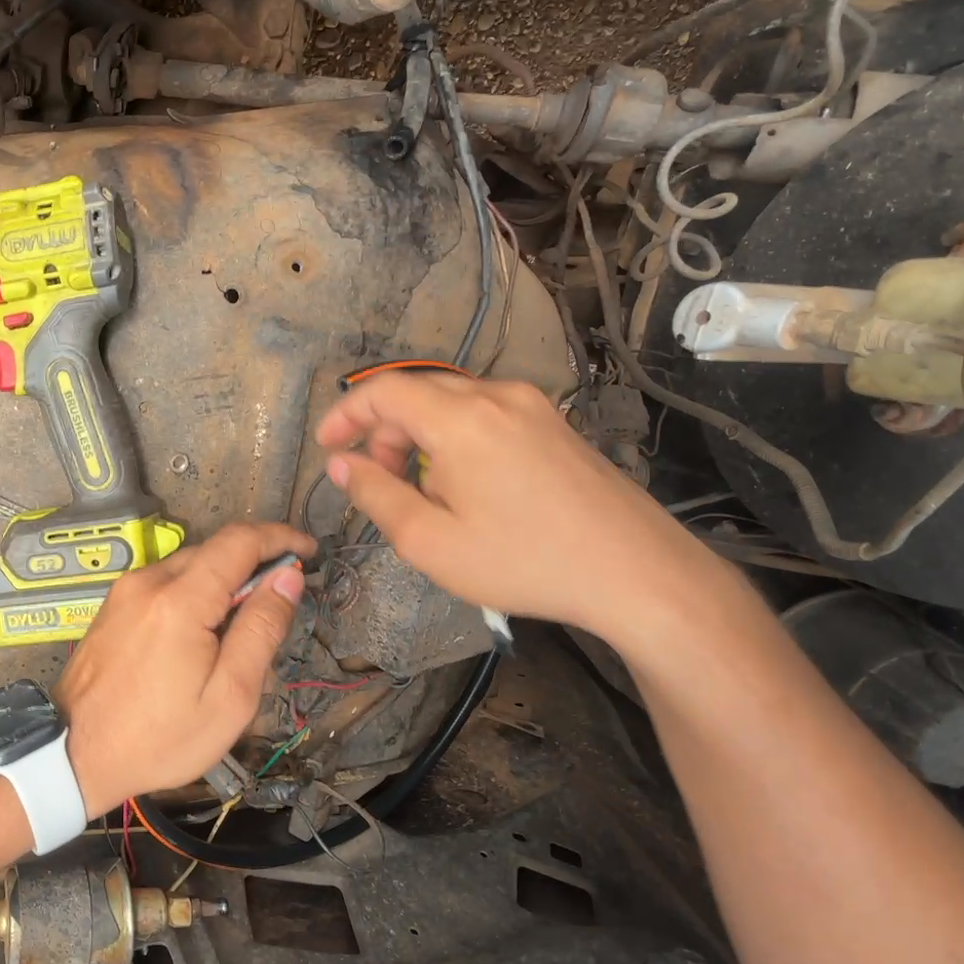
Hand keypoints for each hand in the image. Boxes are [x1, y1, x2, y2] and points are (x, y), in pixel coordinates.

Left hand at [57, 522, 314, 816]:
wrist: (74, 753)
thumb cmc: (160, 737)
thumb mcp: (230, 696)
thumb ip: (261, 630)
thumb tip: (287, 578)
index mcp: (180, 599)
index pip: (240, 541)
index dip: (280, 538)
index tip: (308, 552)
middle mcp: (149, 581)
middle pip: (214, 551)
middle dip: (254, 567)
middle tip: (277, 609)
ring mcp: (125, 591)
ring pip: (188, 567)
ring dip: (223, 584)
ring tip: (237, 635)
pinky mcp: (113, 606)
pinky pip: (164, 584)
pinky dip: (194, 595)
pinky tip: (199, 637)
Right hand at [315, 374, 732, 645]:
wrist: (636, 572)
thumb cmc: (522, 560)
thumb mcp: (429, 540)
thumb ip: (375, 494)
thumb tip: (341, 463)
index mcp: (461, 419)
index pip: (385, 391)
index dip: (346, 414)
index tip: (327, 448)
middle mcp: (497, 397)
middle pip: (417, 393)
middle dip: (382, 431)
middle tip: (376, 481)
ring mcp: (533, 407)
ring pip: (452, 403)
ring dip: (419, 436)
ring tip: (420, 492)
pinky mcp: (554, 425)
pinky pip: (485, 415)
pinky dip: (454, 439)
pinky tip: (463, 486)